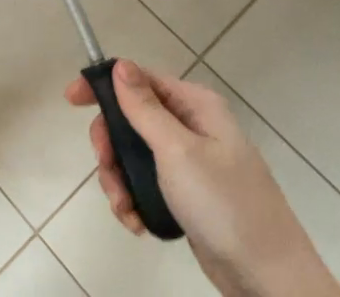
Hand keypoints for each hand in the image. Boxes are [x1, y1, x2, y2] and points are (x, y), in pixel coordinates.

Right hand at [67, 61, 339, 296]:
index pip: (139, 79)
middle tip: (105, 168)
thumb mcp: (177, 150)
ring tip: (124, 207)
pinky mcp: (188, 193)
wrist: (268, 277)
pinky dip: (133, 198)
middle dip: (110, 146)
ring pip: (133, 154)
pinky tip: (136, 221)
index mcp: (196, 106)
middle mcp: (193, 126)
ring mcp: (191, 161)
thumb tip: (120, 65)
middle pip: (130, 119)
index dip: (103, 86)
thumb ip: (144, 107)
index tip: (71, 101)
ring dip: (119, 179)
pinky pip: (146, 182)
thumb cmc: (223, 203)